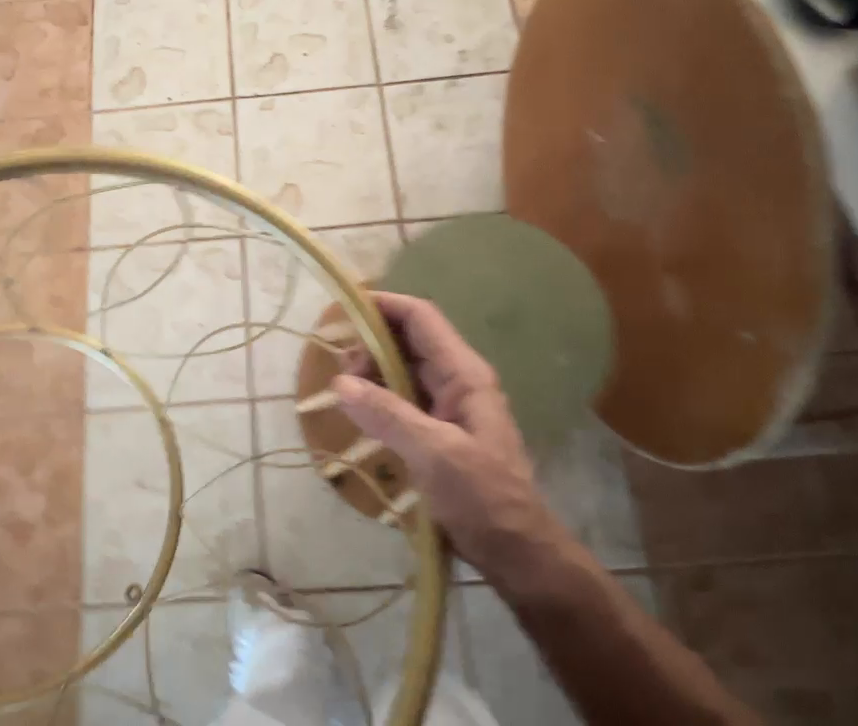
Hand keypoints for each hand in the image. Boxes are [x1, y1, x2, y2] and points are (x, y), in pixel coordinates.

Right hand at [333, 292, 563, 574]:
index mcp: (465, 374)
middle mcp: (459, 381)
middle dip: (372, 343)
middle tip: (340, 371)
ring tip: (345, 393)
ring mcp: (451, 407)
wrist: (518, 552)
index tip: (343, 308)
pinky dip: (380, 399)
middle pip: (411, 341)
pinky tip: (361, 415)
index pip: (422, 319)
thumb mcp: (433, 454)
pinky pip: (405, 400)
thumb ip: (387, 415)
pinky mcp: (441, 433)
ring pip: (406, 371)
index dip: (385, 305)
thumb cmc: (483, 498)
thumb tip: (340, 381)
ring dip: (374, 372)